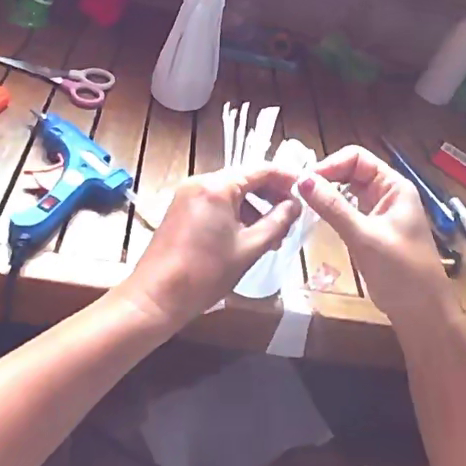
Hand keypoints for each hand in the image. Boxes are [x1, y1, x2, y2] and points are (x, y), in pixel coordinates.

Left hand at [117, 165, 301, 328]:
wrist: (157, 295)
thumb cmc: (206, 272)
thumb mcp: (250, 247)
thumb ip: (277, 222)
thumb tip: (295, 205)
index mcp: (217, 185)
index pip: (261, 169)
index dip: (287, 178)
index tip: (308, 192)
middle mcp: (200, 182)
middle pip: (245, 179)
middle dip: (271, 197)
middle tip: (292, 221)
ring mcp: (187, 195)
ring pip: (230, 193)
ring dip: (254, 209)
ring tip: (273, 237)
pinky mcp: (181, 210)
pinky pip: (215, 204)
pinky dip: (235, 215)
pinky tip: (249, 238)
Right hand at [295, 146, 452, 327]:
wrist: (422, 314)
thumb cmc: (401, 272)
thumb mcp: (364, 237)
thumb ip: (333, 207)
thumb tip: (301, 180)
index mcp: (394, 186)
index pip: (356, 157)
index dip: (329, 164)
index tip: (304, 181)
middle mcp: (386, 193)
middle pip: (348, 170)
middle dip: (323, 177)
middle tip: (297, 192)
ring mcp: (377, 211)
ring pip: (343, 190)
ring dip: (323, 193)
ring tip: (300, 203)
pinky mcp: (368, 229)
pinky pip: (343, 209)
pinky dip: (327, 209)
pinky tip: (312, 217)